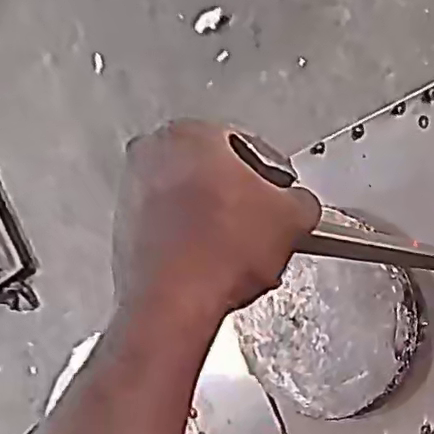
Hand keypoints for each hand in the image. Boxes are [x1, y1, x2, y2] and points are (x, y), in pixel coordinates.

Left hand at [114, 120, 322, 324]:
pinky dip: (201, 236)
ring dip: (224, 217)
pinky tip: (223, 260)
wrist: (179, 298)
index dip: (277, 175)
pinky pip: (178, 223)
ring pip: (196, 196)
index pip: (249, 145)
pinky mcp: (129, 225)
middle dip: (246, 196)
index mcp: (193, 135)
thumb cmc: (223, 251)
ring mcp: (134, 188)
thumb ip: (304, 200)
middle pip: (218, 170)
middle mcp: (154, 152)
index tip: (286, 193)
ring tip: (248, 247)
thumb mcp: (294, 218)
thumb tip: (300, 203)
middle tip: (269, 220)